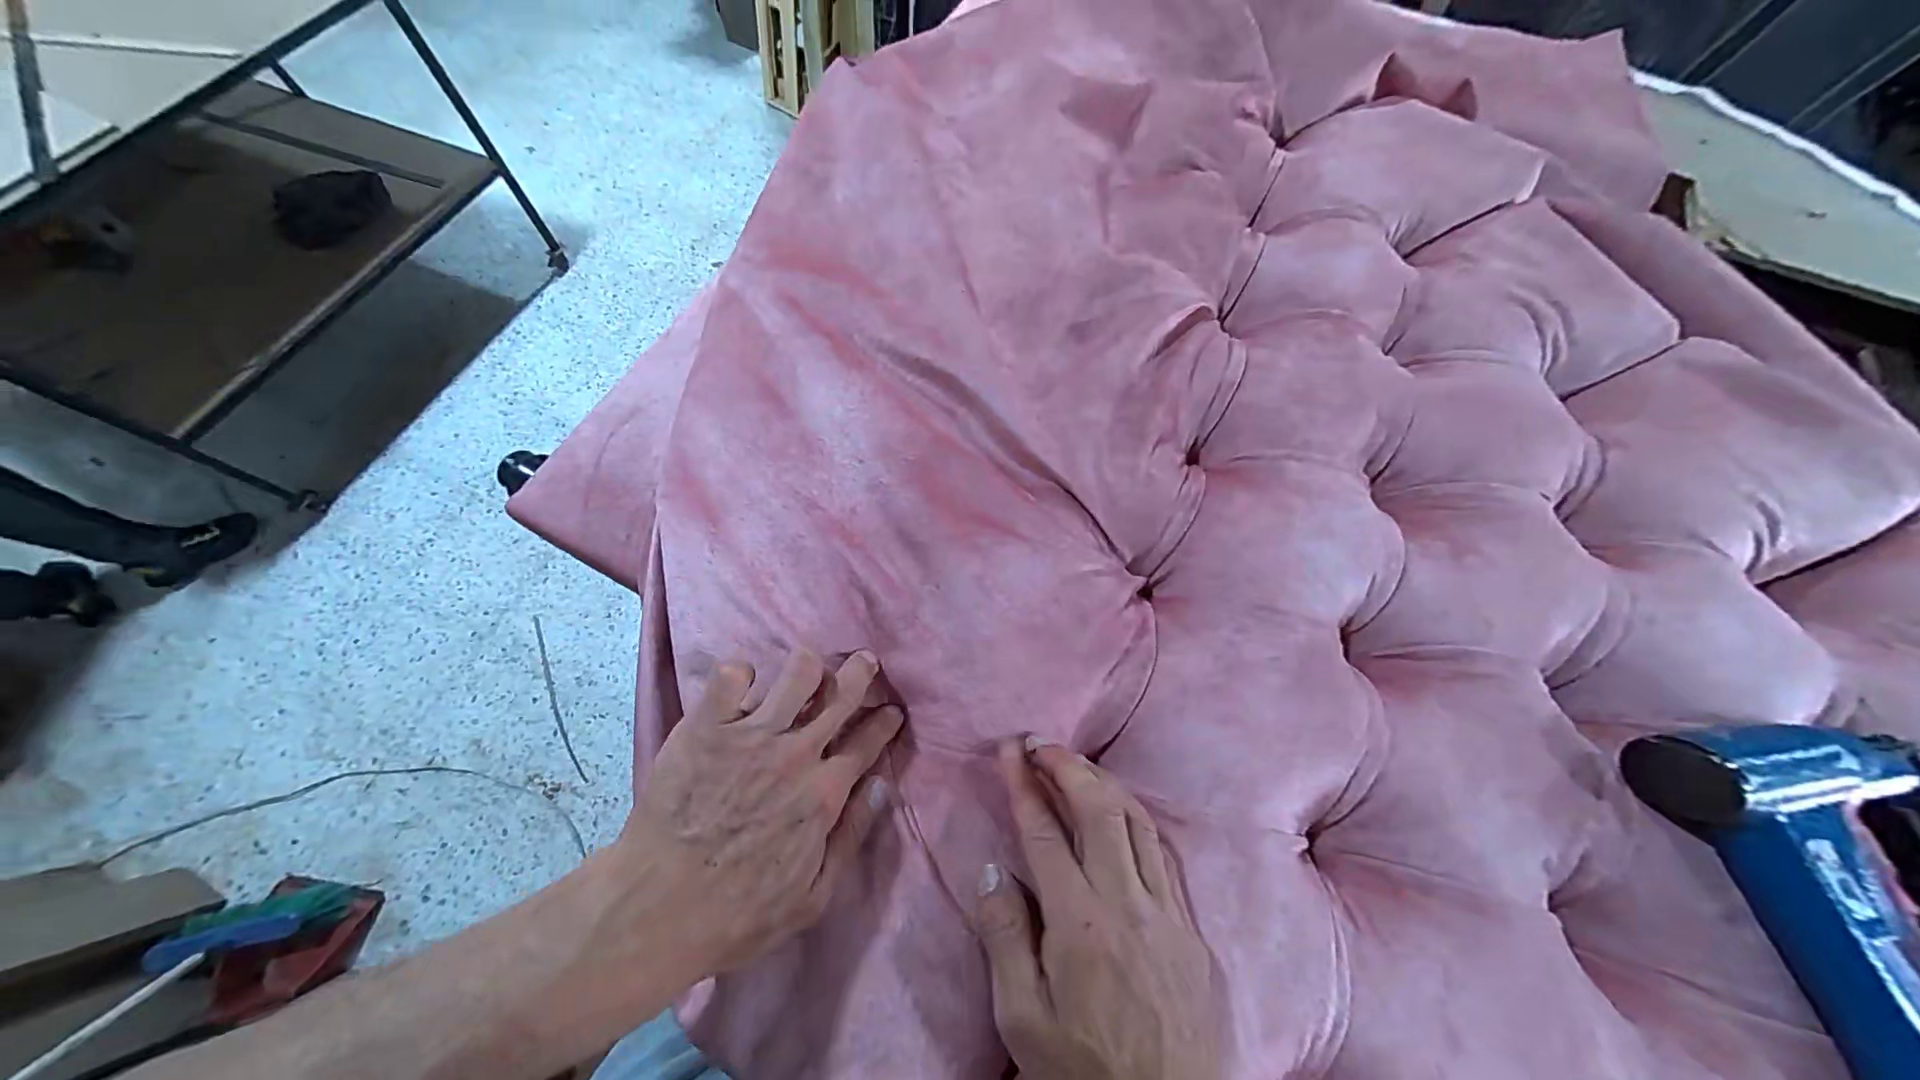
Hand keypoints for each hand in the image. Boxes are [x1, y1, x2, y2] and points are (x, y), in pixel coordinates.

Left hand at [612, 648, 904, 978]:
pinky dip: (739, 674)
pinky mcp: (706, 727)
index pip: (867, 743)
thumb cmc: (738, 913)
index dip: (884, 722)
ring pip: (798, 672)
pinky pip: (731, 676)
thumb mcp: (813, 896)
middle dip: (860, 672)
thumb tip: (882, 786)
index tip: (891, 710)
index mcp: (824, 793)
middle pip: (842, 694)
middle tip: (864, 661)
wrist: (657, 910)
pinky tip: (739, 685)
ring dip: (808, 664)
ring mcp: (750, 736)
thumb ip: (852, 837)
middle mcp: (795, 754)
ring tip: (805, 668)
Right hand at [974, 738, 1221, 1079]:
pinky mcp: (1190, 929)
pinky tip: (1121, 811)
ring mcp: (1166, 912)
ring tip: (1074, 762)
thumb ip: (1005, 939)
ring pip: (1137, 823)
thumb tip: (992, 870)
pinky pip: (1161, 853)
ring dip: (1103, 783)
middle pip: (1099, 810)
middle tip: (1040, 743)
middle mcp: (1126, 903)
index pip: (1044, 832)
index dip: (1023, 784)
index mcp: (1079, 922)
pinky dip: (1135, 818)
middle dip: (1067, 766)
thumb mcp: (1023, 1021)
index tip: (1009, 750)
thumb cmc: (1085, 1072)